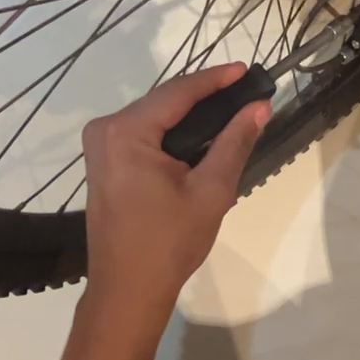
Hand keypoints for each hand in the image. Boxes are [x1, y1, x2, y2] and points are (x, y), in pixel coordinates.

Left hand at [81, 64, 270, 318]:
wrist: (128, 289)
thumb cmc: (169, 243)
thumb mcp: (210, 191)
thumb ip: (234, 143)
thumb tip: (258, 108)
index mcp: (126, 132)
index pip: (178, 92)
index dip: (215, 79)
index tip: (245, 70)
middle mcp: (106, 131)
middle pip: (163, 103)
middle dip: (204, 98)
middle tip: (244, 94)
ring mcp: (100, 148)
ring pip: (154, 120)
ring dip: (190, 118)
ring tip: (231, 114)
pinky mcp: (104, 165)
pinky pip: (143, 138)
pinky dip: (172, 136)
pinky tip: (201, 139)